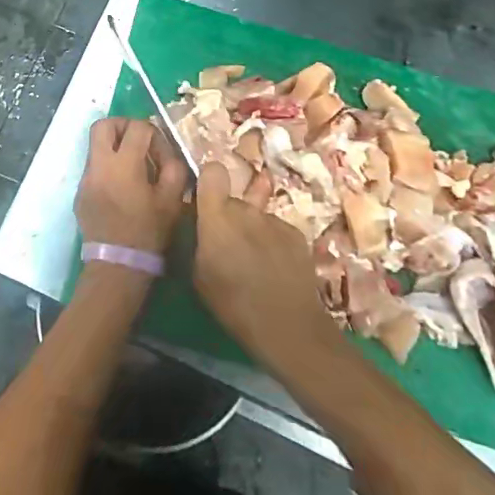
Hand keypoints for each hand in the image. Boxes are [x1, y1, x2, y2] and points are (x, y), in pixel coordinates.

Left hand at [77, 118, 188, 252]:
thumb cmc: (149, 232)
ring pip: (95, 146)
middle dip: (124, 125)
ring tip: (134, 166)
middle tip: (140, 140)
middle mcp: (98, 166)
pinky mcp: (80, 194)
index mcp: (123, 164)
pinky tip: (123, 187)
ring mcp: (85, 180)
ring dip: (115, 147)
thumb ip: (173, 165)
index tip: (162, 153)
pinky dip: (108, 167)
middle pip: (103, 125)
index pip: (137, 127)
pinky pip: (94, 168)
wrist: (117, 266)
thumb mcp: (173, 198)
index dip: (154, 134)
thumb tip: (166, 151)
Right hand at [193, 162, 341, 368]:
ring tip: (254, 262)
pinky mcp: (295, 231)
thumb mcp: (200, 276)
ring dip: (252, 231)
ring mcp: (274, 219)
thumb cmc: (233, 304)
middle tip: (228, 247)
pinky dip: (273, 242)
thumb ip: (199, 241)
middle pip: (234, 201)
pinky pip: (276, 229)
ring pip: (256, 216)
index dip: (210, 180)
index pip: (213, 172)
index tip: (207, 199)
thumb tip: (201, 227)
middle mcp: (247, 210)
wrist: (287, 323)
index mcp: (218, 218)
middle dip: (229, 217)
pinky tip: (275, 267)